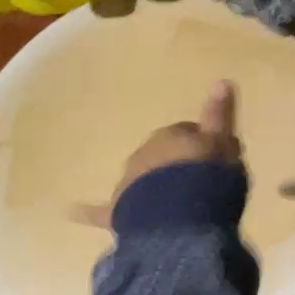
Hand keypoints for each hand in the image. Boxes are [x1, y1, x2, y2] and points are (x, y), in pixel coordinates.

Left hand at [74, 80, 243, 226]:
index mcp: (170, 136)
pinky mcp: (117, 210)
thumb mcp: (223, 143)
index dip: (204, 142)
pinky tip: (72, 211)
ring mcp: (128, 182)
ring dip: (154, 184)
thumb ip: (219, 115)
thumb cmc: (207, 176)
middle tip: (200, 179)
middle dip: (176, 163)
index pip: (188, 131)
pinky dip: (88, 210)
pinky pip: (98, 210)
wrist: (180, 215)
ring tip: (175, 200)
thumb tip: (222, 79)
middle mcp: (144, 154)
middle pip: (161, 154)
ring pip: (140, 178)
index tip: (218, 155)